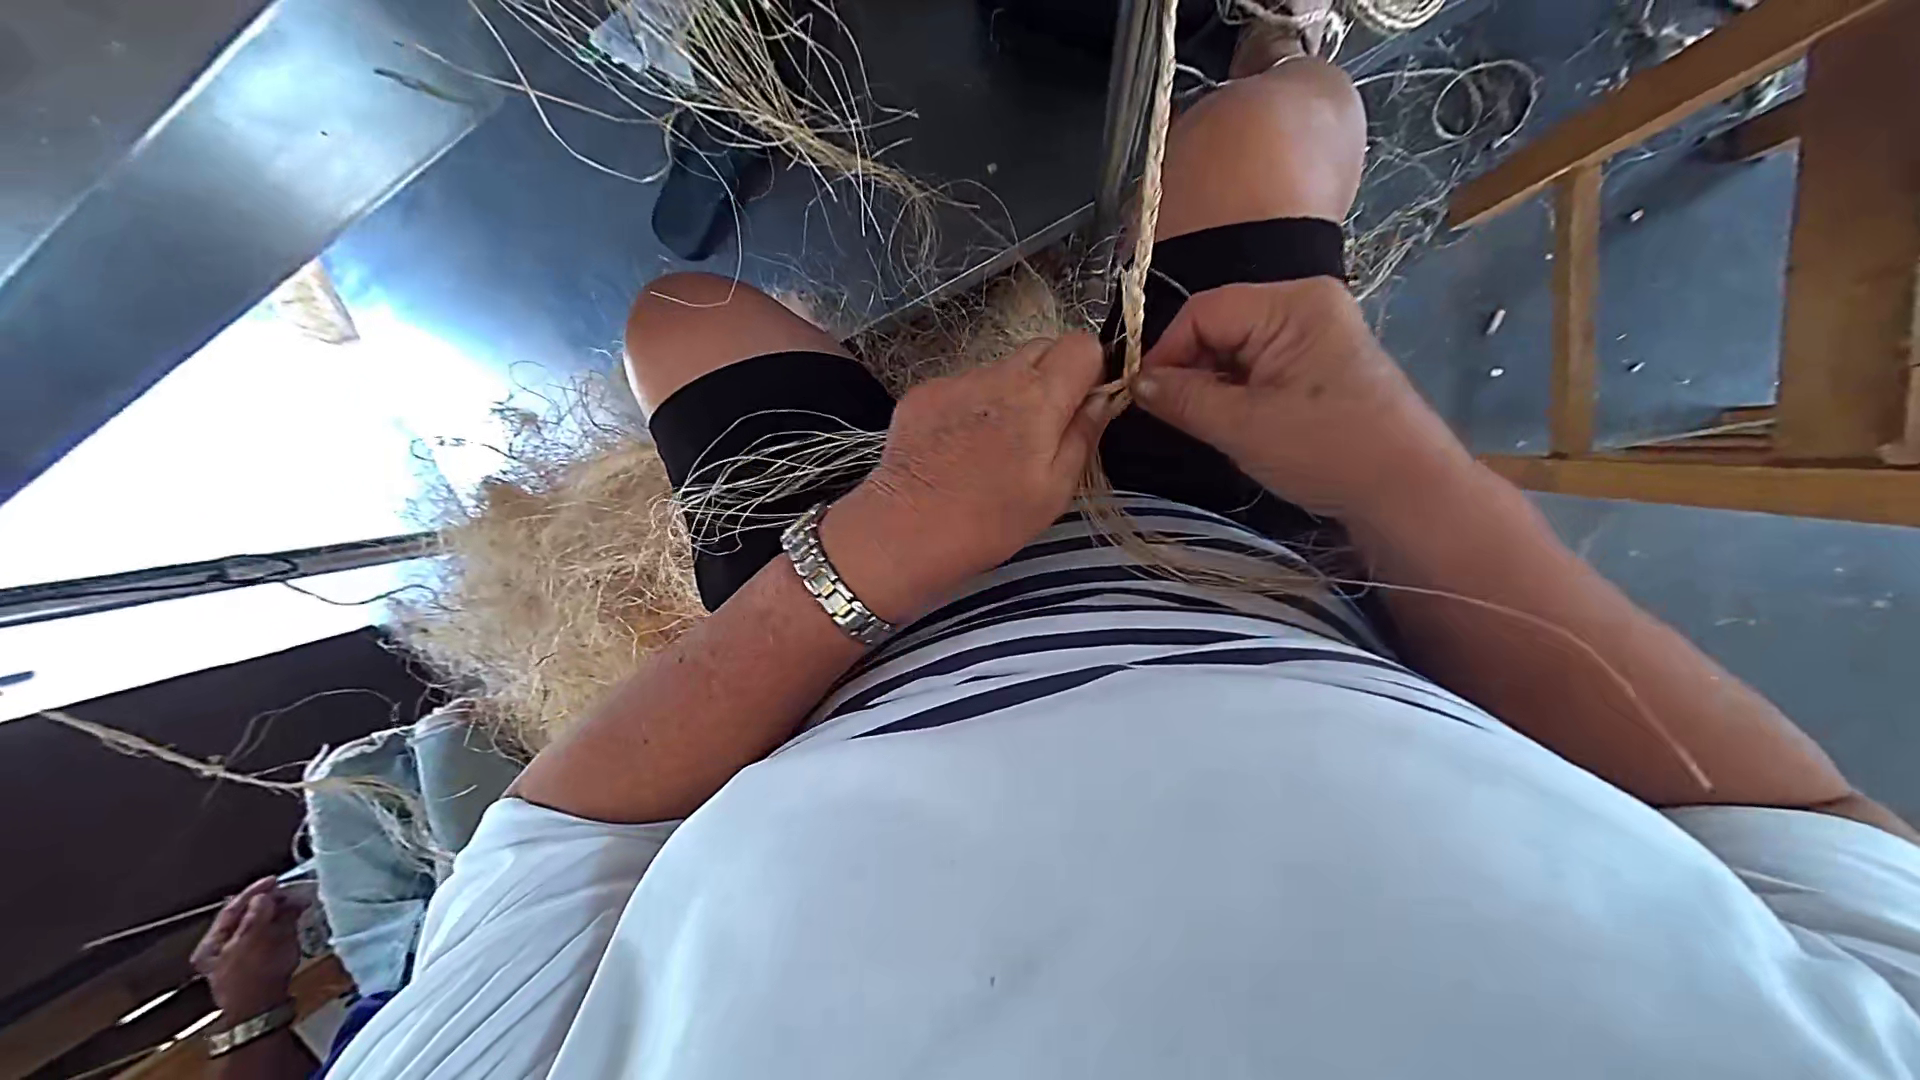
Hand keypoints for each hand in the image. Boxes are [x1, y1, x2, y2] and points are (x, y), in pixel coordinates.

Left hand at [191, 877, 307, 1017]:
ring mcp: (254, 941)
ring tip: (300, 897)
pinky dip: (293, 911)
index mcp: (214, 943)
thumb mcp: (247, 948)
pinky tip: (303, 905)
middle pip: (252, 910)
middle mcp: (232, 939)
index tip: (272, 880)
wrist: (264, 1002)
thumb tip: (262, 896)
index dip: (251, 893)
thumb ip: (253, 921)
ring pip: (269, 914)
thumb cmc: (249, 976)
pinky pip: (283, 920)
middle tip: (290, 888)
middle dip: (272, 898)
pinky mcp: (274, 942)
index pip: (231, 910)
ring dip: (285, 903)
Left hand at [822, 333, 1115, 621]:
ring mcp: (955, 380)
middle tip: (1040, 428)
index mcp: (1038, 397)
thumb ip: (1084, 434)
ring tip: (991, 446)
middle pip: (1040, 348)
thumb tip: (1103, 397)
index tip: (1081, 404)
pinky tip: (957, 446)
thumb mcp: (1055, 489)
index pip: (1080, 344)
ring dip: (1007, 394)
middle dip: (1051, 378)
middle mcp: (997, 375)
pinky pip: (962, 386)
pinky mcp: (923, 392)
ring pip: (999, 369)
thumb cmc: (992, 520)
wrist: (908, 529)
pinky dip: (970, 406)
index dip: (1088, 370)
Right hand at [1131, 279, 1475, 525]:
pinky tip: (1230, 421)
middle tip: (1171, 414)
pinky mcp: (1315, 362)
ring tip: (1201, 422)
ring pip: (1234, 347)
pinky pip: (1256, 364)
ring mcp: (1313, 332)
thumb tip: (1135, 383)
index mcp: (1291, 304)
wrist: (1405, 490)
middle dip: (1188, 368)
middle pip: (1218, 324)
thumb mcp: (1242, 426)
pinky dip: (1232, 391)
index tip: (1143, 397)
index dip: (1166, 351)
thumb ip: (1183, 398)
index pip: (1203, 311)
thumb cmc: (1326, 451)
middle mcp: (1303, 305)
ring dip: (1209, 383)